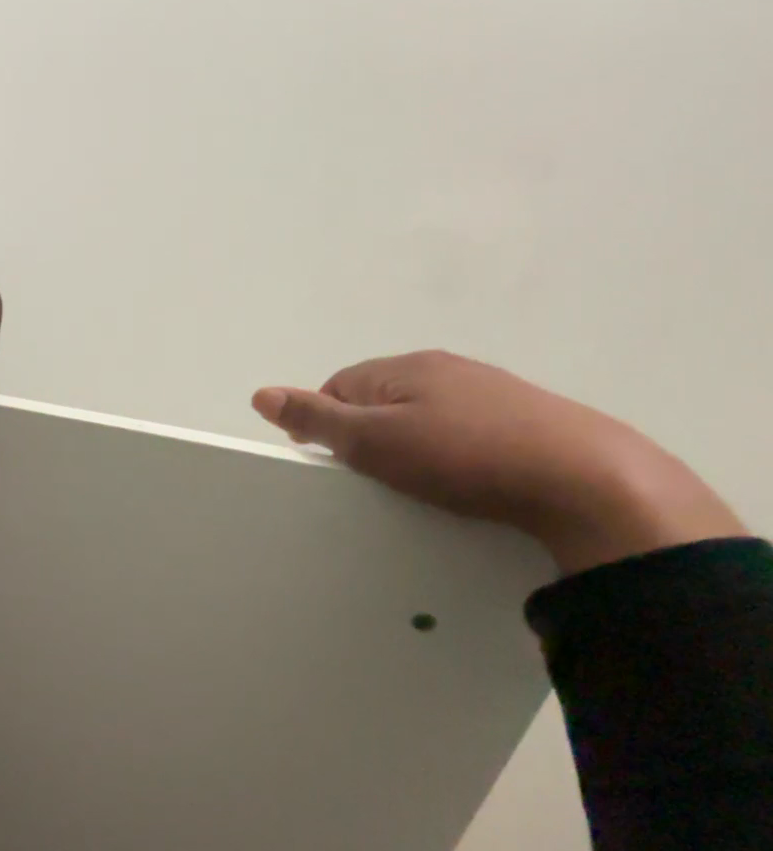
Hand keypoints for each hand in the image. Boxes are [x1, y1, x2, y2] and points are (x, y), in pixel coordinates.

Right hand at [252, 350, 745, 573]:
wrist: (587, 482)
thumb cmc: (463, 457)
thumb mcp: (372, 442)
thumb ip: (315, 419)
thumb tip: (262, 394)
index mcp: (406, 368)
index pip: (337, 386)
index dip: (323, 422)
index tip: (328, 461)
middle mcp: (448, 370)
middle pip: (381, 400)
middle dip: (366, 435)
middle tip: (368, 475)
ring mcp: (492, 393)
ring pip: (423, 417)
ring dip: (408, 445)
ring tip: (415, 482)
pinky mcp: (526, 421)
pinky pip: (463, 433)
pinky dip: (449, 455)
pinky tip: (459, 481)